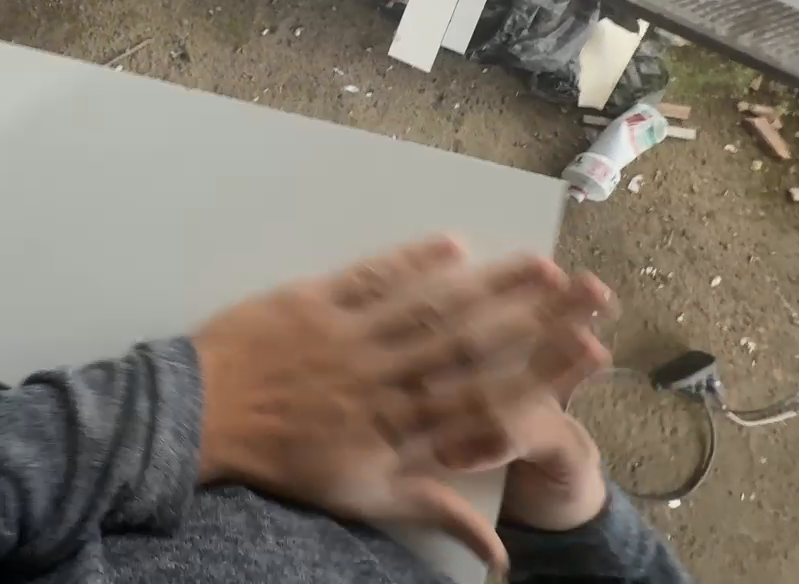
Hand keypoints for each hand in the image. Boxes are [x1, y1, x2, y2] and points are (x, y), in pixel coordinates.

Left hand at [191, 238, 607, 570]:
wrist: (206, 412)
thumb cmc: (280, 457)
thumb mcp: (357, 496)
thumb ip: (429, 511)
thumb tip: (497, 557)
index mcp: (398, 427)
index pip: (488, 399)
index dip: (544, 375)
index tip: (592, 350)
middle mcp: (384, 377)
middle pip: (470, 344)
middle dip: (534, 317)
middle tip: (586, 292)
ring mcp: (348, 334)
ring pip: (430, 307)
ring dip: (487, 284)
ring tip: (537, 265)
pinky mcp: (312, 300)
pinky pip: (368, 279)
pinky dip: (409, 262)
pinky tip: (450, 246)